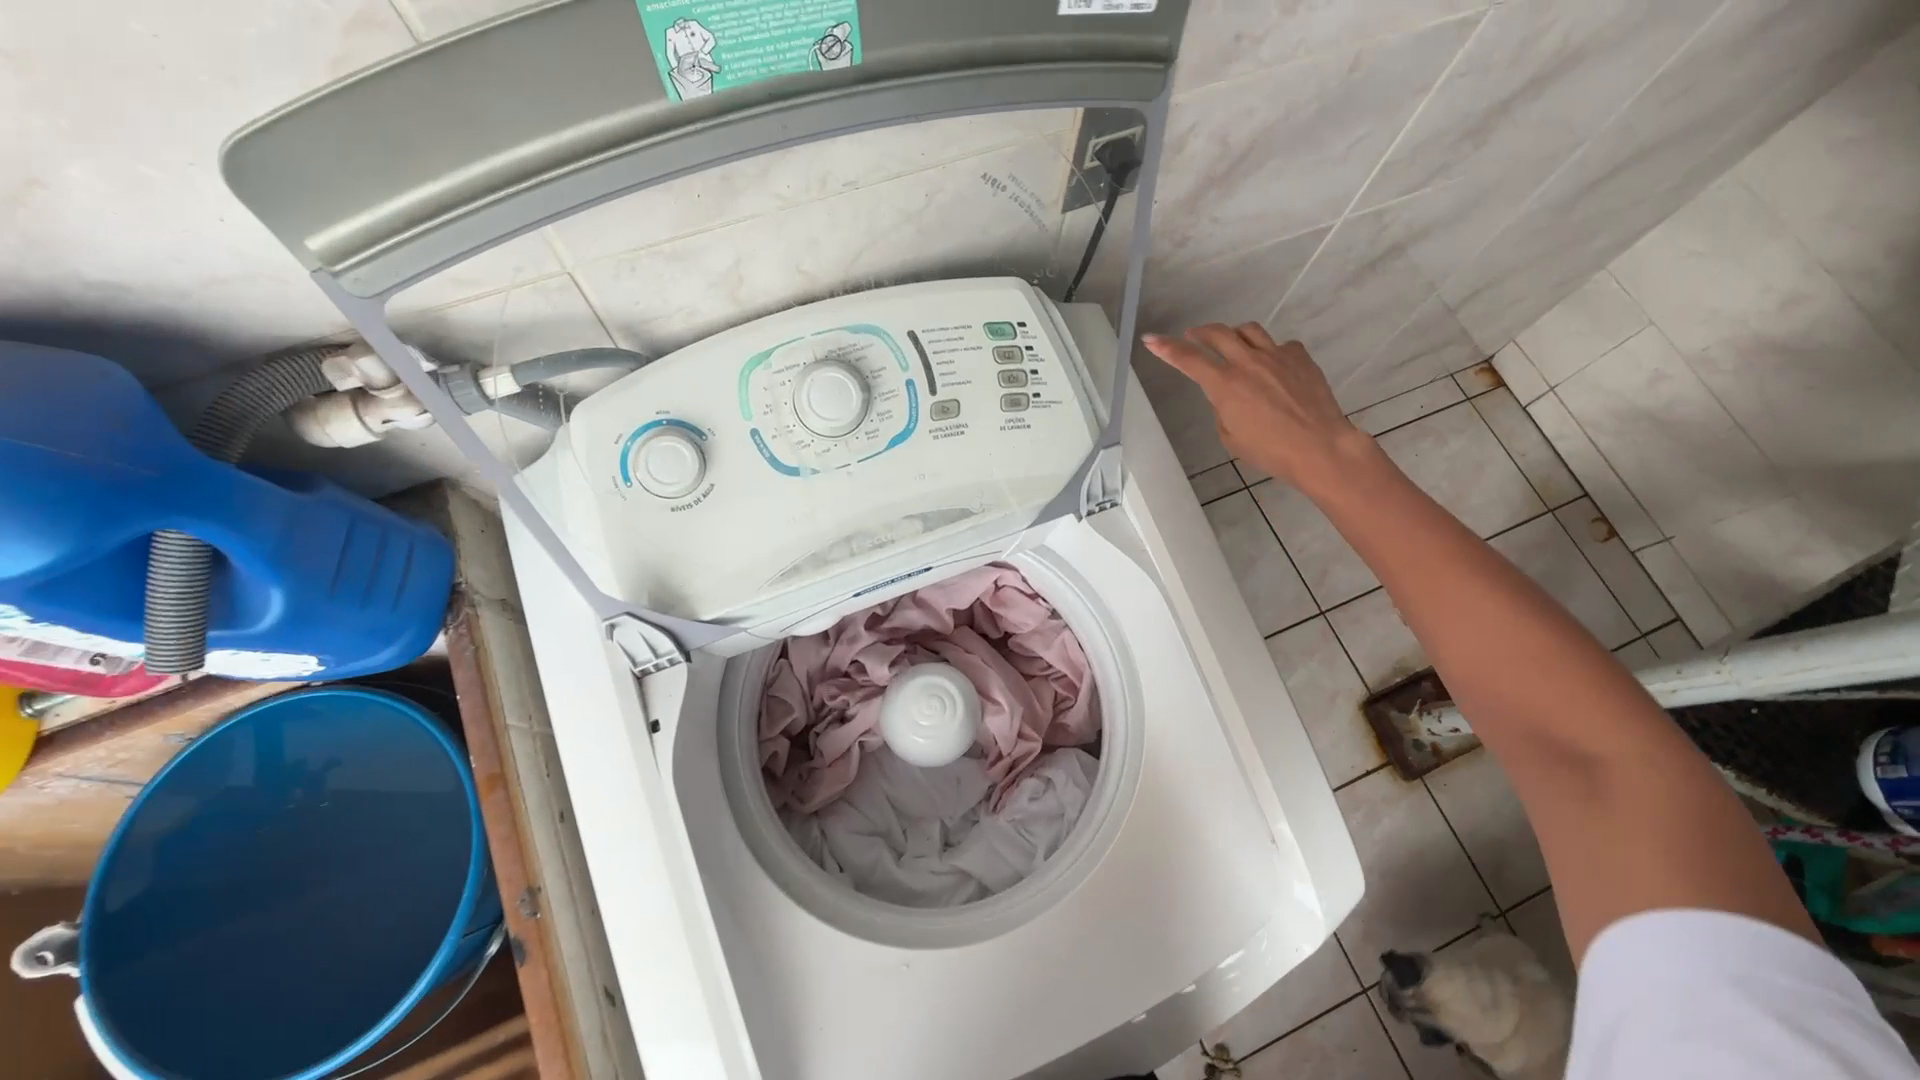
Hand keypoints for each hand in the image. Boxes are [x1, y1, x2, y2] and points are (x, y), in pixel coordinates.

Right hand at [1142, 323, 1373, 493]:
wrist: (1320, 446)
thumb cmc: (1270, 450)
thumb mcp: (1231, 437)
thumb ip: (1222, 409)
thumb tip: (1228, 395)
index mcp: (1225, 385)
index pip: (1188, 359)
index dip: (1166, 348)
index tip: (1151, 339)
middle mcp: (1248, 362)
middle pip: (1217, 333)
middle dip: (1200, 332)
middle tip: (1192, 336)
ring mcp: (1277, 356)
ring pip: (1248, 330)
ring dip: (1234, 334)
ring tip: (1232, 343)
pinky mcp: (1300, 357)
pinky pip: (1279, 346)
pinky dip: (1270, 352)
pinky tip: (1273, 366)